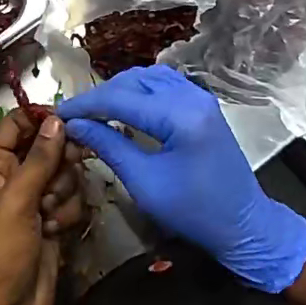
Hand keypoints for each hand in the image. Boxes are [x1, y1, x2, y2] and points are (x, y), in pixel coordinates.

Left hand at [0, 110, 80, 304]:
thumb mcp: (16, 201)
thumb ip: (39, 159)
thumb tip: (56, 119)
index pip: (15, 124)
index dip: (41, 119)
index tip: (71, 121)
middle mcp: (11, 177)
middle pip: (46, 147)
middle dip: (58, 163)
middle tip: (58, 181)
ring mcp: (32, 201)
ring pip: (63, 175)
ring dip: (63, 193)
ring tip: (48, 217)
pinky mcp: (51, 223)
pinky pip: (70, 202)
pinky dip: (67, 214)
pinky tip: (56, 233)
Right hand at [57, 64, 305, 292]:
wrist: (247, 227)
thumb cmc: (194, 212)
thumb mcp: (144, 182)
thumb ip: (107, 146)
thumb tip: (73, 126)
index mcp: (179, 116)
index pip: (118, 98)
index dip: (84, 105)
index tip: (58, 114)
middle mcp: (190, 96)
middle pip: (130, 81)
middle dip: (98, 96)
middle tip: (74, 116)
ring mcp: (199, 96)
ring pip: (144, 77)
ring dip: (117, 90)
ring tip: (95, 111)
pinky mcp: (201, 103)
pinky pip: (161, 82)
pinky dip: (137, 89)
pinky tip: (124, 106)